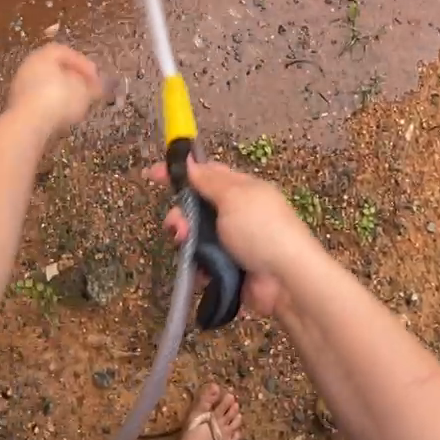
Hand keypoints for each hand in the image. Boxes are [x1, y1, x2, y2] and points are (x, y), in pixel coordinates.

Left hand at [5, 44, 104, 135]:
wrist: (28, 124)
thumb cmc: (59, 99)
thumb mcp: (85, 91)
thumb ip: (94, 86)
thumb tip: (99, 85)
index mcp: (43, 55)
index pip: (65, 52)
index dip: (84, 64)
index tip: (96, 78)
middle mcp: (29, 66)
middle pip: (55, 68)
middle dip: (74, 79)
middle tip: (88, 90)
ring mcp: (21, 86)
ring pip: (47, 85)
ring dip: (64, 94)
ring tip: (78, 105)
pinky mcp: (19, 105)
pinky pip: (40, 100)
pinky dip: (53, 105)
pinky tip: (64, 116)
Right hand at [145, 157, 325, 319]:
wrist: (286, 279)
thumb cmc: (262, 230)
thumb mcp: (234, 197)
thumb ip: (209, 180)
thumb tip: (191, 160)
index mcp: (242, 189)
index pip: (206, 174)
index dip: (180, 174)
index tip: (152, 175)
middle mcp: (237, 213)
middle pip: (196, 207)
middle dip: (181, 215)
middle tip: (178, 228)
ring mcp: (233, 242)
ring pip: (196, 236)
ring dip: (187, 242)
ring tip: (187, 249)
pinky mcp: (230, 268)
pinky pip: (203, 262)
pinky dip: (197, 267)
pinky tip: (199, 271)